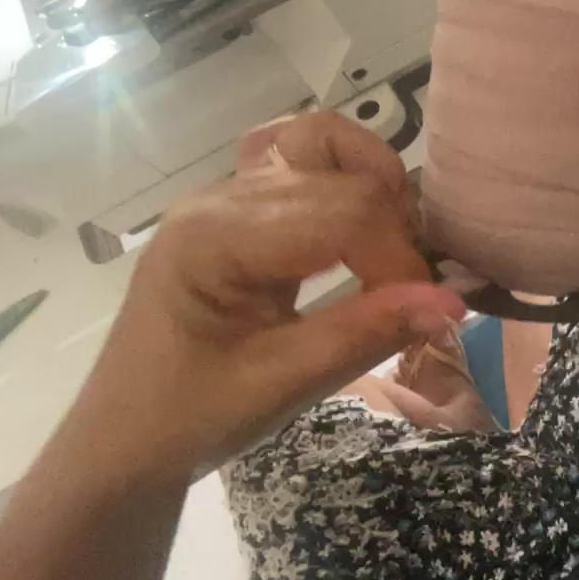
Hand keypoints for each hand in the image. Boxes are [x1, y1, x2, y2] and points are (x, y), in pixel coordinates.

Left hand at [61, 112, 464, 483]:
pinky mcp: (243, 205)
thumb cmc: (192, 417)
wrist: (125, 439)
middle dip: (394, 225)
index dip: (398, 259)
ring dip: (375, 182)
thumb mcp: (283, 384)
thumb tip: (453, 303)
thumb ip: (368, 332)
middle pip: (342, 173)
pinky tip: (360, 222)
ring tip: (391, 242)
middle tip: (408, 286)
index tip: (422, 312)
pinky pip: (303, 155)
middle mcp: (221, 198)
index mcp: (215, 238)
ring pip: (323, 140)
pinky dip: (347, 174)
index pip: (343, 213)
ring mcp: (228, 194)